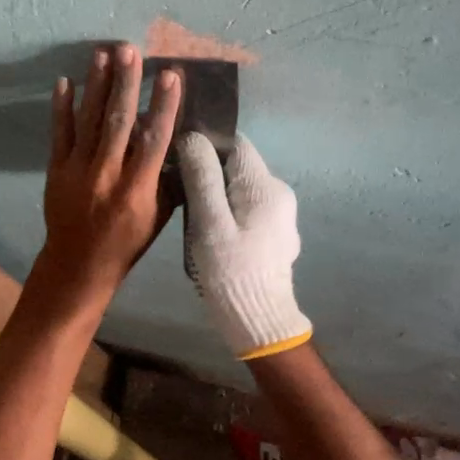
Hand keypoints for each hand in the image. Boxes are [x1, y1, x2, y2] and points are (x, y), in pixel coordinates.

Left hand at [40, 44, 182, 294]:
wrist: (78, 262)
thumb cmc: (128, 239)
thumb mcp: (159, 214)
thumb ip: (168, 177)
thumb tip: (180, 138)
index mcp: (137, 188)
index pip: (154, 140)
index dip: (163, 106)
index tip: (170, 74)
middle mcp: (107, 174)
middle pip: (118, 121)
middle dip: (125, 83)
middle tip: (130, 50)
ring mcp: (78, 169)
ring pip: (88, 120)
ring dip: (96, 84)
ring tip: (103, 53)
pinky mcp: (56, 168)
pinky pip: (59, 132)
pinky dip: (61, 106)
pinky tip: (64, 81)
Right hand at [176, 133, 312, 358]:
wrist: (259, 323)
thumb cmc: (231, 271)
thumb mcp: (209, 222)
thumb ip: (201, 176)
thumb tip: (193, 136)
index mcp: (266, 186)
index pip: (235, 143)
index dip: (206, 145)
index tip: (179, 160)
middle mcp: (279, 194)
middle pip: (236, 166)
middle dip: (207, 174)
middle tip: (181, 197)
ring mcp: (279, 217)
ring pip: (239, 189)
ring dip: (214, 197)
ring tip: (193, 221)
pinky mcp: (274, 236)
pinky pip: (245, 210)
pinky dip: (226, 214)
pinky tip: (212, 238)